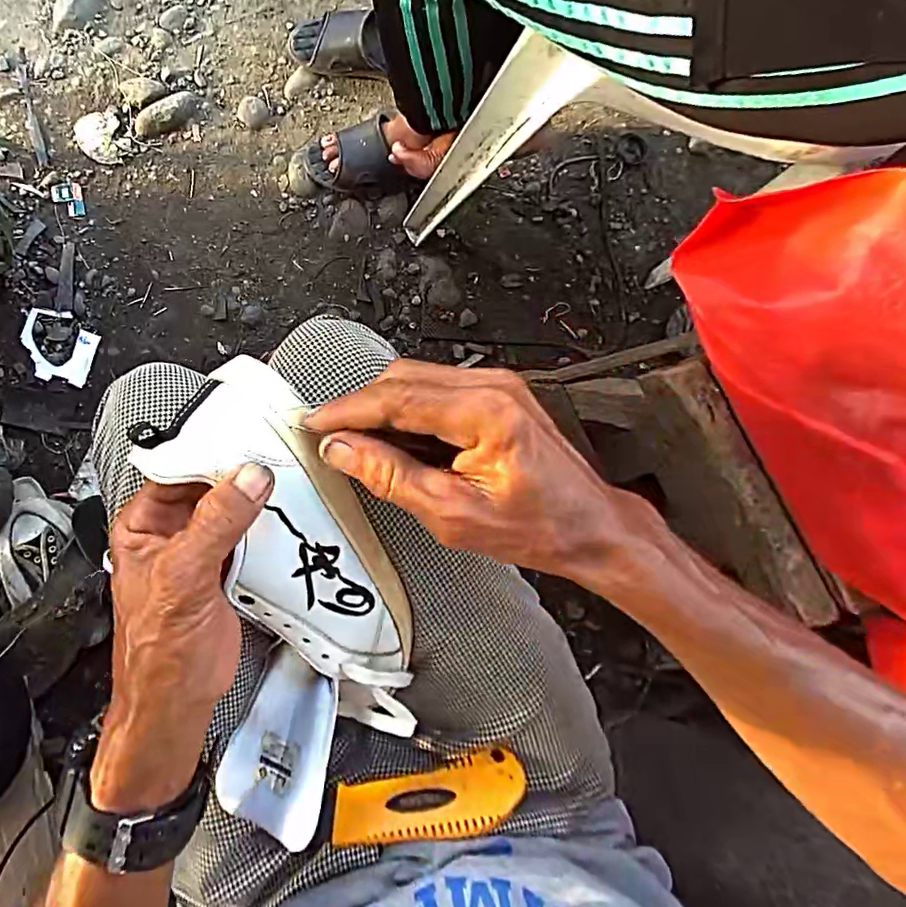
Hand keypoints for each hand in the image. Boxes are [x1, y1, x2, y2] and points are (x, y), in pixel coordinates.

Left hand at [95, 465, 271, 810]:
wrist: (177, 700)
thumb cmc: (155, 653)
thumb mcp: (183, 574)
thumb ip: (216, 523)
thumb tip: (246, 480)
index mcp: (142, 526)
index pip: (175, 471)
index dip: (206, 456)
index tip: (240, 446)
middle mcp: (168, 534)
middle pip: (205, 488)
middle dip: (234, 476)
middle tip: (266, 461)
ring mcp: (198, 552)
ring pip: (228, 510)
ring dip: (250, 501)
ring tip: (276, 484)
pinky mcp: (224, 570)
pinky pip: (245, 536)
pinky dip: (261, 528)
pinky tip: (276, 520)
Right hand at [304, 360, 659, 591]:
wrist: (591, 526)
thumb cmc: (541, 526)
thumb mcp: (452, 514)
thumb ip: (390, 476)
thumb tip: (344, 450)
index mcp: (486, 412)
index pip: (394, 399)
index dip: (345, 410)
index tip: (315, 422)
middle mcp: (492, 387)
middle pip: (400, 380)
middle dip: (358, 407)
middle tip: (329, 435)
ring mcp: (497, 386)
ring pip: (413, 381)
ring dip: (380, 409)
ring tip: (360, 444)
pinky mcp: (495, 394)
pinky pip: (434, 390)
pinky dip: (405, 411)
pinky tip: (396, 440)